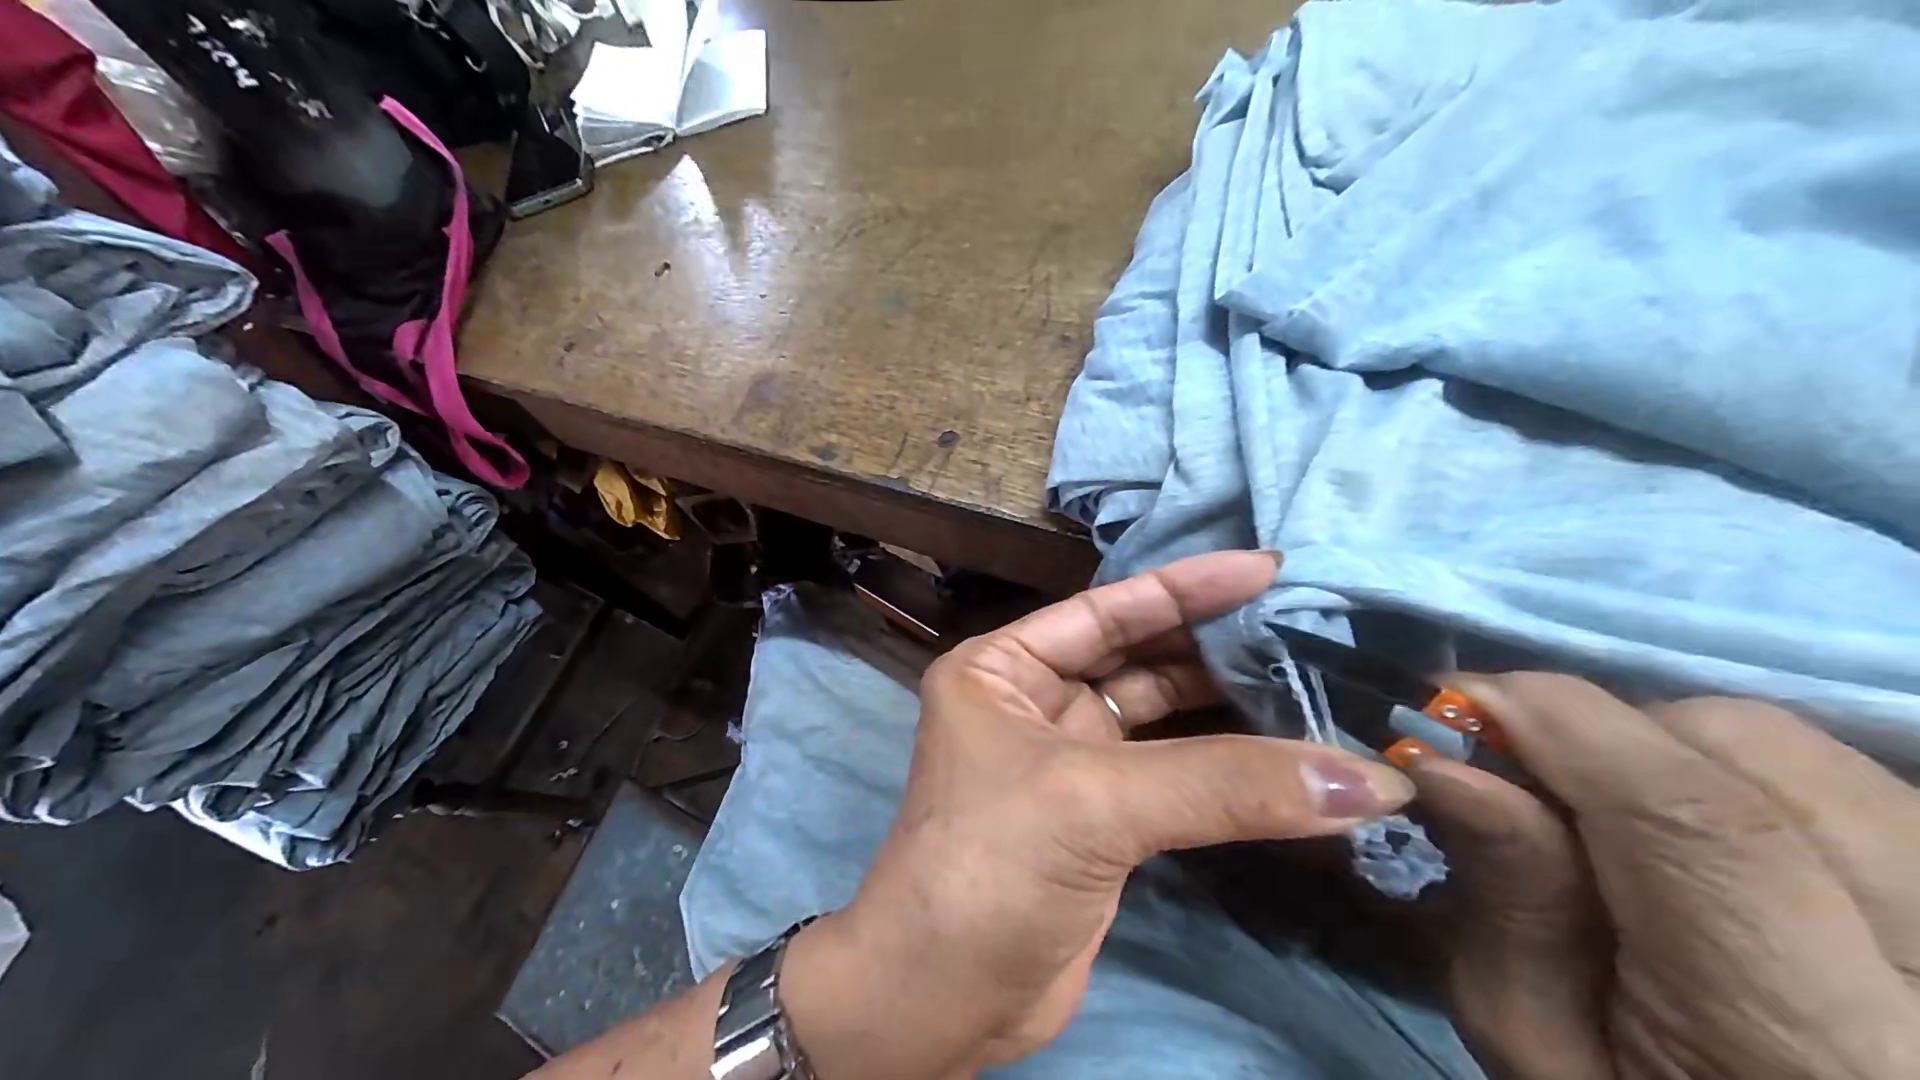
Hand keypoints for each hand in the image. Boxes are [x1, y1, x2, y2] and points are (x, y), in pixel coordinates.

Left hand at [780, 551, 1415, 1078]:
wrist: (940, 1000)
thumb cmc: (987, 868)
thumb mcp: (1092, 805)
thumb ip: (1221, 785)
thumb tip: (1371, 781)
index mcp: (1002, 667)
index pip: (1105, 610)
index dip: (1184, 587)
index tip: (1266, 567)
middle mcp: (1034, 701)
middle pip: (1138, 656)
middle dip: (1215, 642)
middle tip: (1305, 623)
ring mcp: (1071, 760)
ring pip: (1162, 715)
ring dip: (1230, 704)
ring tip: (1314, 678)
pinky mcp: (1102, 817)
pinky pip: (1175, 772)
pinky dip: (1228, 765)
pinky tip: (1288, 754)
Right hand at [1413, 674, 1919, 1079]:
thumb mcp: (1534, 1039)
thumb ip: (1509, 905)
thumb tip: (1450, 770)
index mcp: (1817, 1046)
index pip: (1696, 822)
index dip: (1562, 726)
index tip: (1457, 699)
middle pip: (1765, 756)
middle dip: (1608, 729)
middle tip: (1521, 760)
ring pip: (1811, 753)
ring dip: (1669, 749)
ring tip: (1607, 803)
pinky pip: (1846, 783)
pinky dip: (1734, 775)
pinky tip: (1688, 834)